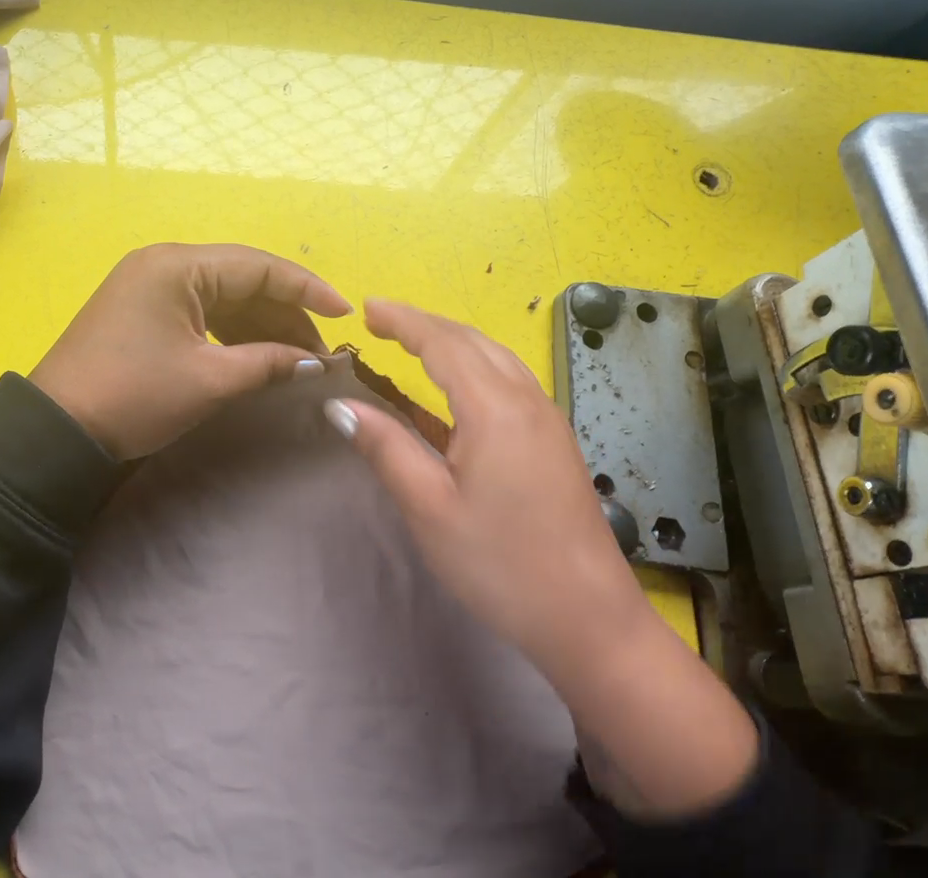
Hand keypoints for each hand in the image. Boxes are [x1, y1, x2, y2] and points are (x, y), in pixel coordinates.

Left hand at [30, 244, 351, 459]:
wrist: (57, 431)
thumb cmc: (134, 397)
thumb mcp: (208, 380)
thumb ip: (267, 364)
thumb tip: (314, 364)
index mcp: (176, 266)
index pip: (258, 266)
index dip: (307, 289)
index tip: (346, 314)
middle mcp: (163, 265)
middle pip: (242, 279)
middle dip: (286, 314)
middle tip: (323, 352)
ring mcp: (149, 287)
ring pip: (223, 298)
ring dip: (261, 326)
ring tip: (299, 360)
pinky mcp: (142, 312)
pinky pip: (200, 313)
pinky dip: (232, 334)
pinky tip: (260, 357)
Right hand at [327, 297, 758, 818]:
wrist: (587, 617)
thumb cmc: (499, 562)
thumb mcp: (428, 506)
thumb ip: (385, 447)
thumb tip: (340, 406)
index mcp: (495, 409)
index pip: (443, 344)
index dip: (403, 322)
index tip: (366, 309)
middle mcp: (527, 402)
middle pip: (474, 342)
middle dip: (426, 325)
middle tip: (380, 322)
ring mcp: (547, 423)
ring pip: (496, 361)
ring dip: (452, 344)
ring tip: (411, 345)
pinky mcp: (553, 445)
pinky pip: (508, 385)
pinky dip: (473, 370)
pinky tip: (451, 394)